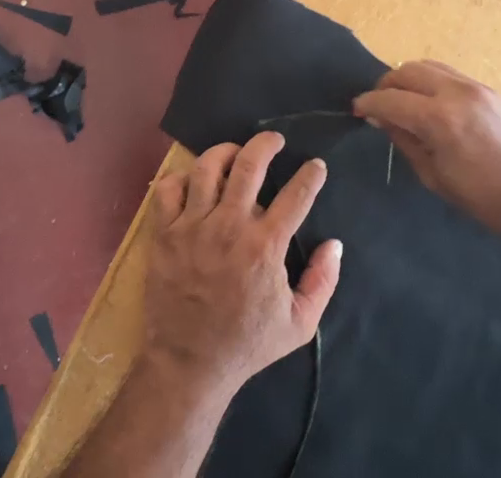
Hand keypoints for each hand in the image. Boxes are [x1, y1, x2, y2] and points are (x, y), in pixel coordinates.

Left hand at [141, 132, 342, 397]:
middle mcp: (229, 227)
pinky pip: (168, 189)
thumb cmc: (247, 343)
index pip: (295, 196)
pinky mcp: (165, 233)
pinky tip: (194, 181)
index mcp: (265, 246)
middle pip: (248, 165)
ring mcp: (192, 227)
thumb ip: (322, 282)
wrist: (189, 360)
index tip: (315, 165)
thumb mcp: (300, 324)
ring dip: (224, 152)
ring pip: (206, 168)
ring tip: (234, 152)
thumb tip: (335, 245)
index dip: (310, 175)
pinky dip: (181, 178)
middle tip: (273, 139)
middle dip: (265, 144)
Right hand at [353, 61, 500, 249]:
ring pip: (429, 66)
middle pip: (407, 71)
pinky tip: (432, 105)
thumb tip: (383, 119)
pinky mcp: (492, 91)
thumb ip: (405, 141)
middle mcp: (457, 92)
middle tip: (379, 106)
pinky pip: (451, 74)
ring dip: (409, 79)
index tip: (357, 111)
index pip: (390, 98)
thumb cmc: (486, 200)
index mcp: (439, 118)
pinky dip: (432, 82)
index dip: (368, 103)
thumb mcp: (435, 177)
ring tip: (404, 102)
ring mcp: (477, 88)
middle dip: (386, 85)